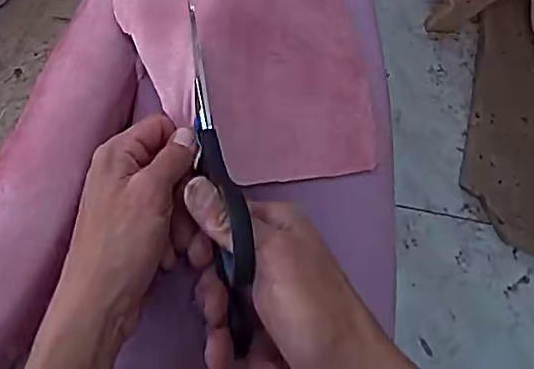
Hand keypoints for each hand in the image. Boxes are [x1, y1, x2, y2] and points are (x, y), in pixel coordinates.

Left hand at [26, 115, 196, 368]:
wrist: (98, 310)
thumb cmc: (122, 245)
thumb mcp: (152, 192)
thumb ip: (174, 156)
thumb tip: (189, 132)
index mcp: (117, 153)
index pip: (162, 127)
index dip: (182, 146)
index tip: (193, 172)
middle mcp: (120, 171)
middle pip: (170, 162)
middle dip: (185, 192)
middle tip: (187, 216)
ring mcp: (126, 200)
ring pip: (173, 192)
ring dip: (182, 218)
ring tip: (178, 244)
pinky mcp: (133, 226)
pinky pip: (165, 217)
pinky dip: (172, 234)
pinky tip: (167, 254)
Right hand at [181, 179, 412, 368]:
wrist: (341, 366)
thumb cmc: (311, 303)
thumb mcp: (271, 254)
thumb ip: (230, 223)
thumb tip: (195, 183)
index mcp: (275, 224)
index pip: (225, 215)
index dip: (203, 233)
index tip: (192, 257)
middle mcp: (269, 254)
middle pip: (218, 261)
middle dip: (209, 286)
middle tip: (216, 305)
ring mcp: (264, 294)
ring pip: (219, 299)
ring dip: (213, 321)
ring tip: (222, 339)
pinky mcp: (260, 331)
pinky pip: (227, 332)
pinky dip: (221, 346)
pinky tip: (225, 356)